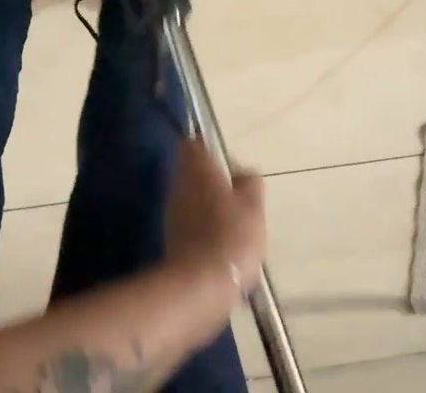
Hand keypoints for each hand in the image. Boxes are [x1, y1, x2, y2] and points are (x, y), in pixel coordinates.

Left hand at [164, 138, 265, 287]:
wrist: (202, 282)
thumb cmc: (232, 236)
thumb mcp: (253, 206)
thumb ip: (250, 182)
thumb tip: (243, 171)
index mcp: (198, 168)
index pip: (193, 144)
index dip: (206, 147)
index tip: (223, 159)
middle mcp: (179, 183)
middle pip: (191, 170)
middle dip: (210, 178)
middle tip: (236, 193)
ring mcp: (172, 209)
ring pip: (191, 196)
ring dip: (208, 203)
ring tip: (233, 221)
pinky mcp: (172, 234)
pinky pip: (190, 220)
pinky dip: (203, 226)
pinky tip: (222, 242)